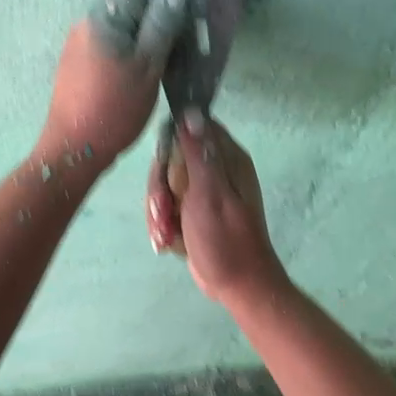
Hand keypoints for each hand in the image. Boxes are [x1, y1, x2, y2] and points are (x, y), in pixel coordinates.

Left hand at [37, 0, 189, 166]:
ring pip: (123, 34)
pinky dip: (128, 60)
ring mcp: (79, 44)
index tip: (185, 37)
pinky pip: (110, 50)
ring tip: (160, 72)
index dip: (168, 11)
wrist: (74, 148)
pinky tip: (139, 82)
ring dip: (143, 47)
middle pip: (132, 14)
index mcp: (103, 16)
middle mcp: (87, 23)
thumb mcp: (148, 64)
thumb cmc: (115, 105)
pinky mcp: (77, 65)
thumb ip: (163, 24)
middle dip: (156, 30)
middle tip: (176, 58)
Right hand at [146, 111, 287, 304]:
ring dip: (159, 212)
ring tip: (166, 233)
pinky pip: (168, 206)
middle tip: (163, 212)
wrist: (237, 285)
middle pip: (172, 160)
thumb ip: (198, 152)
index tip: (165, 171)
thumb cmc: (225, 239)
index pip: (190, 129)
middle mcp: (217, 169)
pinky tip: (167, 241)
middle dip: (160, 189)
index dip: (171, 147)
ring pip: (165, 185)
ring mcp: (205, 191)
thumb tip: (191, 110)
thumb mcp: (208, 193)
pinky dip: (164, 223)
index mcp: (227, 158)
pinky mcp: (194, 211)